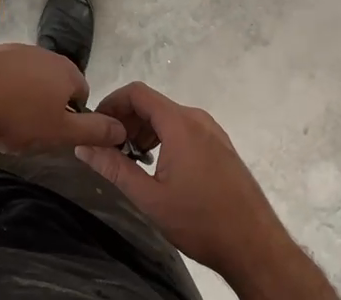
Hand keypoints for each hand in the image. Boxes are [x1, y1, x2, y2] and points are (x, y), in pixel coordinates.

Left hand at [0, 44, 126, 153]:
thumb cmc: (19, 117)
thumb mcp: (62, 133)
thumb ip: (94, 131)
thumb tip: (121, 129)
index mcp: (65, 70)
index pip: (82, 93)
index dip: (71, 115)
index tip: (55, 131)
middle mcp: (44, 53)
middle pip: (55, 82)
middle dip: (48, 104)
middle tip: (32, 127)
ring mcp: (16, 48)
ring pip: (30, 77)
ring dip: (25, 94)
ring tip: (8, 117)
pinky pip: (6, 72)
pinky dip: (4, 86)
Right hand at [74, 83, 291, 283]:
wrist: (257, 248)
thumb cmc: (200, 222)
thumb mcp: (150, 198)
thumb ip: (114, 168)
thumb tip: (83, 147)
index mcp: (180, 124)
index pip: (137, 92)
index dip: (112, 102)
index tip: (97, 124)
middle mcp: (198, 120)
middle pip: (153, 104)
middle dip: (127, 120)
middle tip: (109, 147)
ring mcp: (214, 133)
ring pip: (169, 118)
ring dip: (145, 131)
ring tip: (131, 160)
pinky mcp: (223, 148)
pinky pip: (186, 130)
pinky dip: (165, 138)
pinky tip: (159, 168)